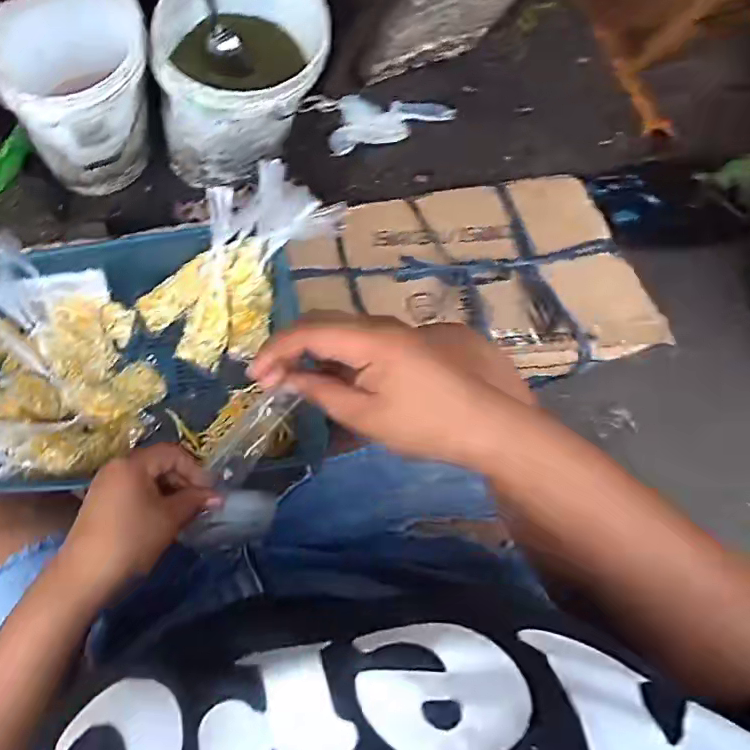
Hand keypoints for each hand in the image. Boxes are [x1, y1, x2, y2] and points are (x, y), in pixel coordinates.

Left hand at [58, 444, 213, 598]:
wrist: (85, 574)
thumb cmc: (132, 540)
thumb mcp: (169, 519)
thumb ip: (194, 502)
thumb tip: (217, 496)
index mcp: (132, 463)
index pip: (172, 453)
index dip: (196, 470)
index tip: (210, 494)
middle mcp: (116, 466)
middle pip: (158, 463)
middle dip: (183, 482)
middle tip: (200, 506)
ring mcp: (105, 484)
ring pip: (146, 479)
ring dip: (169, 493)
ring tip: (184, 516)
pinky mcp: (100, 502)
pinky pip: (133, 492)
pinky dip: (151, 501)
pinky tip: (161, 522)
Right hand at [250, 315, 539, 468]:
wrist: (494, 426)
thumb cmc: (427, 426)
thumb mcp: (366, 417)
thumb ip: (322, 392)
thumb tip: (288, 378)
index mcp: (370, 339)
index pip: (307, 332)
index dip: (275, 351)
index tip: (254, 376)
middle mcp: (382, 325)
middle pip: (322, 323)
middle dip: (289, 348)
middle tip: (270, 378)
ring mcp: (401, 330)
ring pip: (343, 330)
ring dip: (314, 351)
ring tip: (297, 380)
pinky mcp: (413, 340)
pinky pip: (364, 339)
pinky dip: (340, 354)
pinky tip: (335, 378)